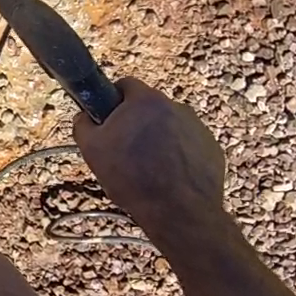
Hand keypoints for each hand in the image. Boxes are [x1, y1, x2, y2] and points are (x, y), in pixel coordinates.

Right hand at [73, 77, 225, 228]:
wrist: (178, 211)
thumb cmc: (132, 177)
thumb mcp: (92, 149)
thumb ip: (83, 125)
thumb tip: (83, 117)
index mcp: (146, 101)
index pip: (126, 84)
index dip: (113, 100)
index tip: (107, 119)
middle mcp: (176, 107)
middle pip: (149, 108)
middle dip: (136, 123)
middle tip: (123, 149)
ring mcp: (197, 128)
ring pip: (169, 127)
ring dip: (157, 139)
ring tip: (146, 168)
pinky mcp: (211, 148)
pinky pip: (187, 145)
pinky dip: (176, 155)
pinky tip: (166, 177)